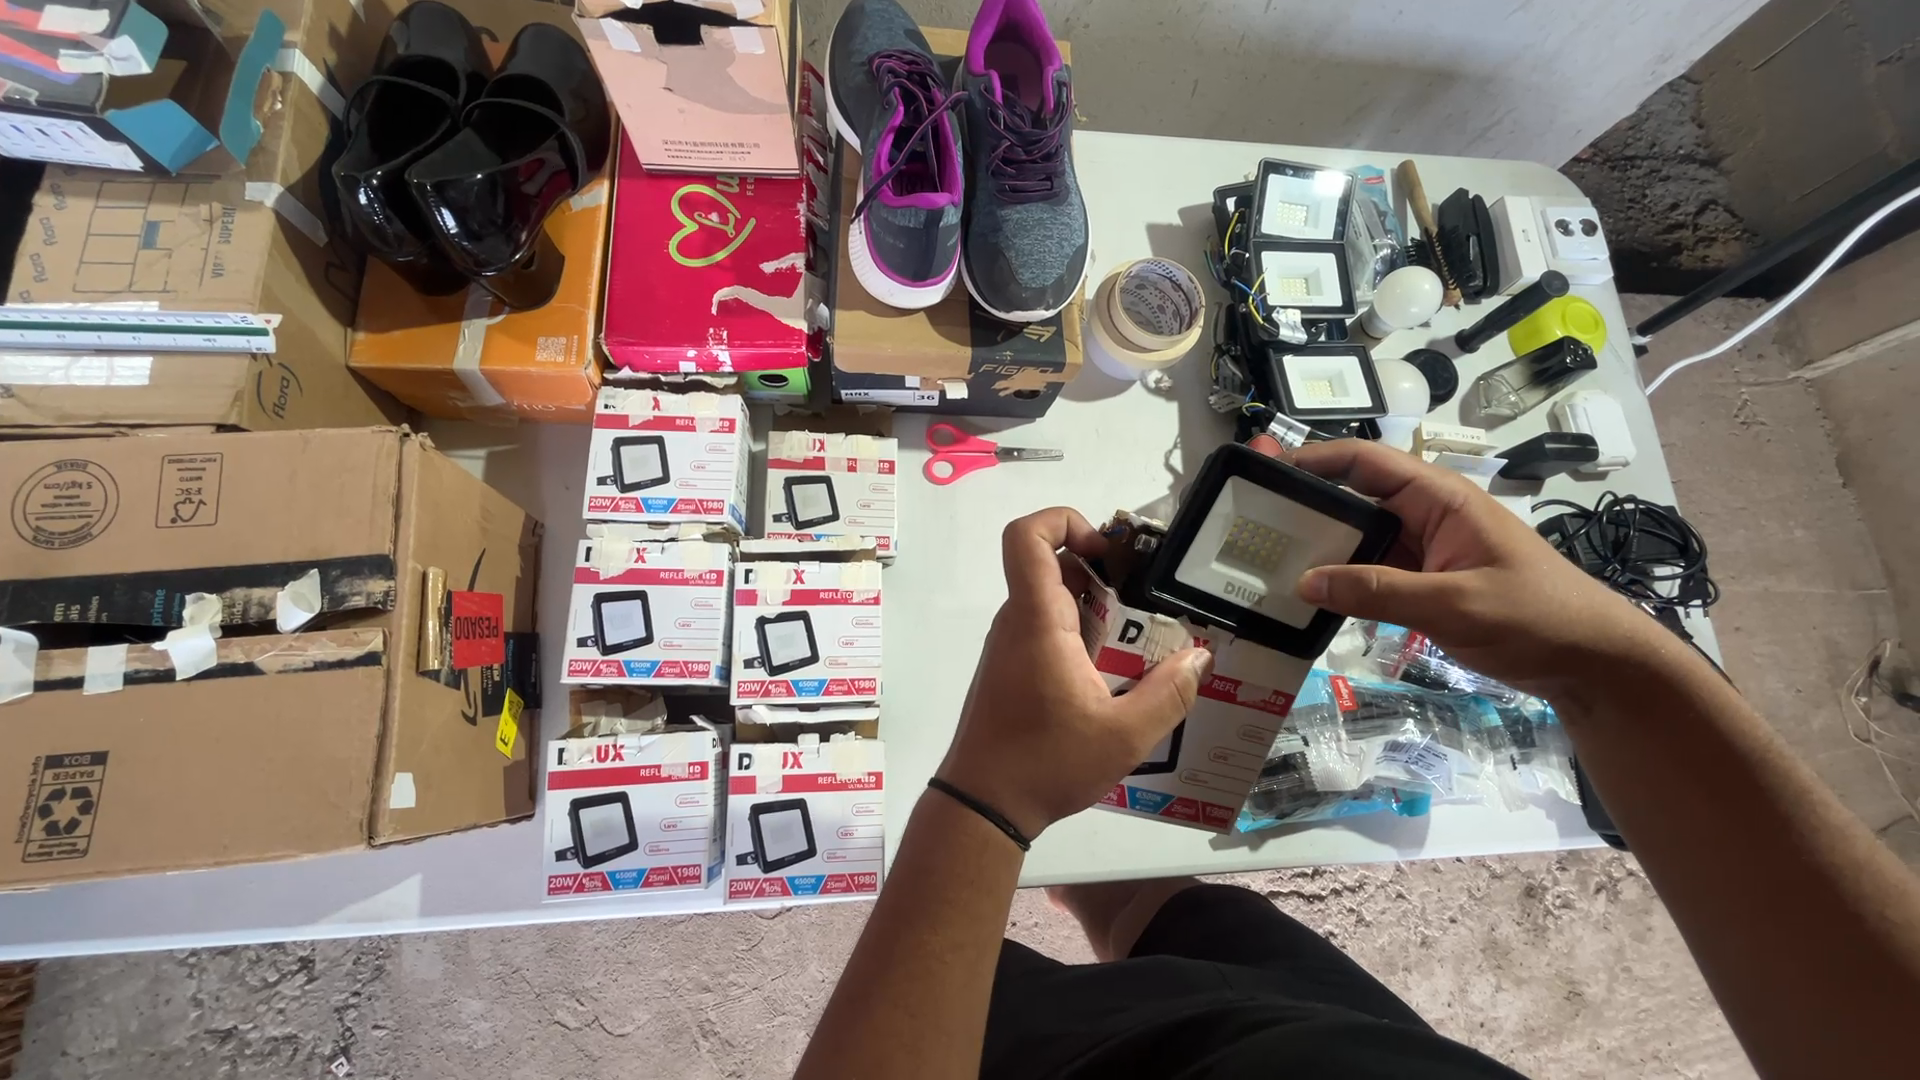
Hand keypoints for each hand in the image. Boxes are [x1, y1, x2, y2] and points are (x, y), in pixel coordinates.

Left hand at [935, 508, 1212, 840]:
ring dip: (1093, 607)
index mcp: (1038, 621)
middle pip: (1050, 565)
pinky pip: (1045, 629)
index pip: (1028, 537)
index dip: (1064, 521)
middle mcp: (1018, 623)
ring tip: (1138, 641)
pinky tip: (1111, 674)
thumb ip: (1169, 693)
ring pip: (1050, 600)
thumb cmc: (1045, 763)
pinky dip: (1079, 633)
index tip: (1107, 551)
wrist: (981, 803)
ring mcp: (1010, 646)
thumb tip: (1199, 656)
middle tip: (1144, 600)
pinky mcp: (1010, 668)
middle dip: (1100, 570)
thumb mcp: (1124, 736)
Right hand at [1266, 438, 1666, 697]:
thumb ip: (1378, 591)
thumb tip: (1304, 583)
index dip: (1314, 459)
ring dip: (1316, 547)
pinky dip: (1336, 580)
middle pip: (1351, 498)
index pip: (1366, 462)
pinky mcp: (1419, 583)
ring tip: (1264, 558)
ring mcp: (1420, 551)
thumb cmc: (1537, 617)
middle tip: (1250, 520)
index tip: (1264, 469)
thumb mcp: (1456, 603)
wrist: (1593, 664)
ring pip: (1355, 538)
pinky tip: (1305, 596)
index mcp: (1439, 499)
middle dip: (1303, 504)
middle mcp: (1424, 516)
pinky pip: (1366, 572)